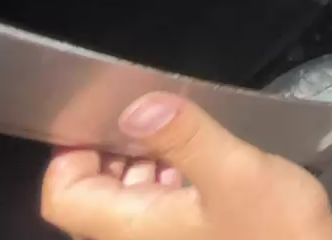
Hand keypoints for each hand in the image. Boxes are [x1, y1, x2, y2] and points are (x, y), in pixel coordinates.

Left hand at [41, 92, 331, 239]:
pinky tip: (195, 161)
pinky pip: (153, 210)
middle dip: (111, 151)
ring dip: (140, 163)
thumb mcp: (235, 173)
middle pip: (90, 198)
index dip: (73, 153)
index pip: (63, 194)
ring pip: (123, 202)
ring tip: (174, 127)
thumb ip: (188, 139)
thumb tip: (139, 105)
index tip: (108, 110)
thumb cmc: (268, 227)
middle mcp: (129, 239)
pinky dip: (163, 180)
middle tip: (149, 108)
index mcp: (126, 227)